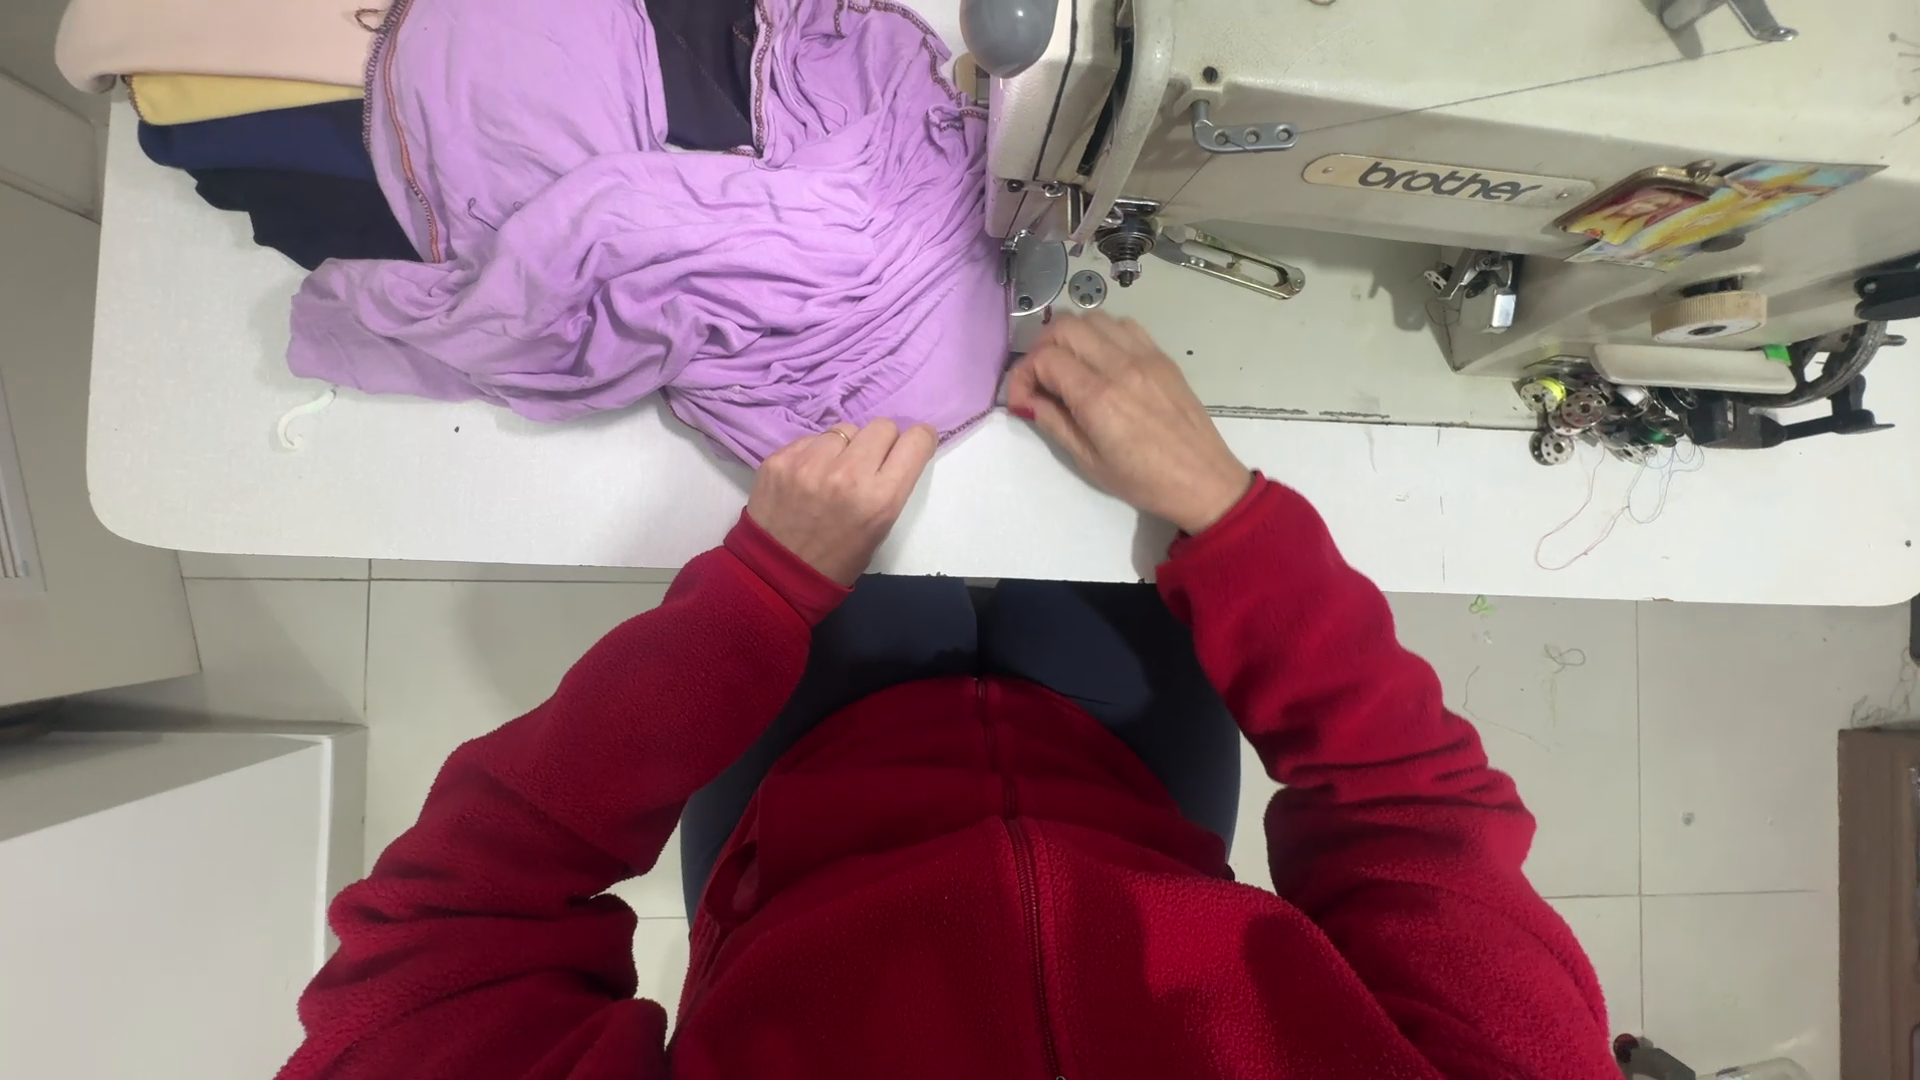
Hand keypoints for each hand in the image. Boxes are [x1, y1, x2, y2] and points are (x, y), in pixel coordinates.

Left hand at [747, 419, 938, 585]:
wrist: (778, 574)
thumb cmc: (839, 558)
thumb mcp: (881, 529)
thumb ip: (891, 485)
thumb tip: (892, 450)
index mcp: (881, 498)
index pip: (915, 441)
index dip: (918, 440)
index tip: (912, 446)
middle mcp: (849, 473)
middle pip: (882, 426)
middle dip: (882, 442)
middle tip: (869, 464)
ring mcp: (810, 463)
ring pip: (845, 429)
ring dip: (846, 446)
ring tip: (833, 473)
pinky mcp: (780, 459)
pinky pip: (811, 439)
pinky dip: (815, 453)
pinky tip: (807, 478)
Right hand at [1006, 313, 1251, 532]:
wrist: (1201, 479)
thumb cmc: (1142, 480)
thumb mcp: (1087, 460)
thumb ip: (1053, 421)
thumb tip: (1025, 399)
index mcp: (1098, 398)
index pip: (1044, 359)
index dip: (1022, 375)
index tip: (1022, 399)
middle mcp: (1120, 366)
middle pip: (1065, 326)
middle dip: (1041, 349)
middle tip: (1040, 379)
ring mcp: (1144, 355)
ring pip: (1092, 318)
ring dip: (1071, 337)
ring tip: (1068, 367)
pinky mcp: (1160, 355)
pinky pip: (1122, 325)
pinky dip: (1101, 334)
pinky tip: (1099, 360)